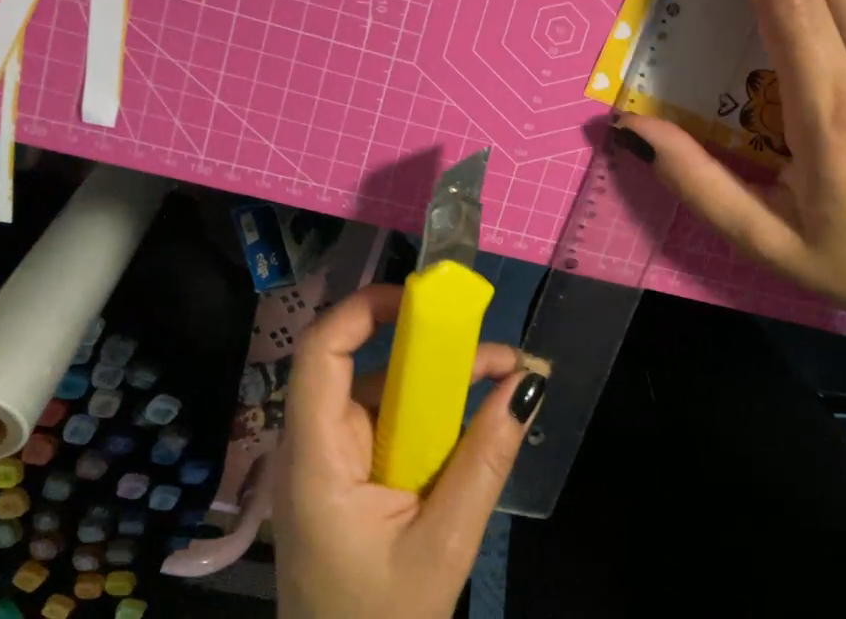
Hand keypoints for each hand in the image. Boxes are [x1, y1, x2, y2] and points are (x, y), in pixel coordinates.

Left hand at [273, 285, 545, 618]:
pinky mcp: (349, 480)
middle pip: (362, 369)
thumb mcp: (444, 543)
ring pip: (383, 397)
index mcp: (317, 458)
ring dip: (441, 387)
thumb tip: (529, 384)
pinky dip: (433, 420)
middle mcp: (315, 448)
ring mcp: (331, 465)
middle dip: (432, 351)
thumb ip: (485, 461)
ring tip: (506, 384)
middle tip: (499, 356)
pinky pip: (391, 429)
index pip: (322, 352)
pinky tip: (476, 427)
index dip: (367, 308)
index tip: (430, 302)